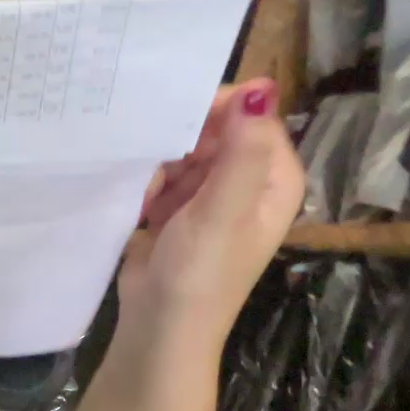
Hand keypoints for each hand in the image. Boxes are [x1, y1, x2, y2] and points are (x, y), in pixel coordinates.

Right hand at [119, 78, 303, 349]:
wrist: (160, 325)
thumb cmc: (199, 272)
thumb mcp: (223, 209)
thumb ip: (242, 150)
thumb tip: (261, 85)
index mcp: (272, 178)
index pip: (249, 118)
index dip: (212, 111)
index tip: (169, 115)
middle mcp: (244, 182)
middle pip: (211, 133)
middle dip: (177, 141)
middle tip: (153, 163)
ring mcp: (206, 197)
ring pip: (178, 153)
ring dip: (155, 165)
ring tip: (146, 195)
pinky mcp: (173, 210)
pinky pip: (157, 176)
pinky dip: (143, 183)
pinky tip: (138, 205)